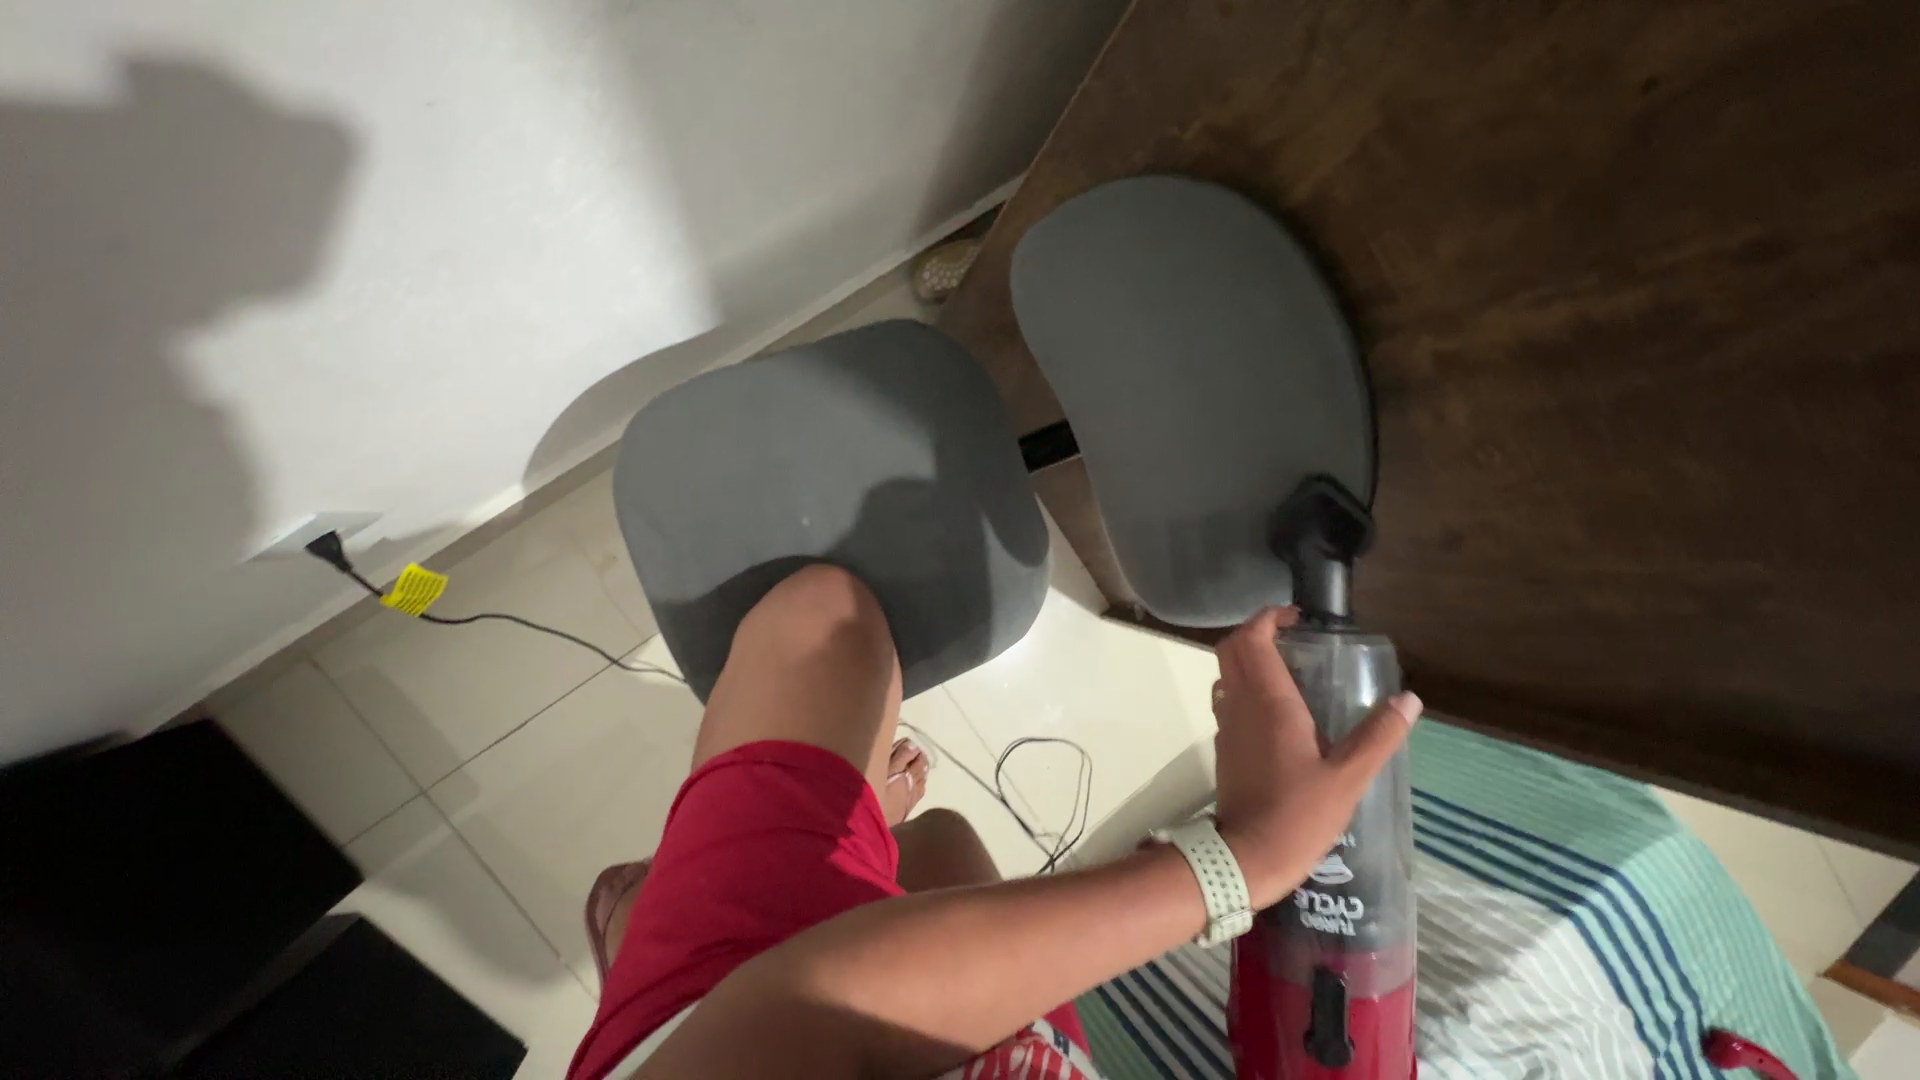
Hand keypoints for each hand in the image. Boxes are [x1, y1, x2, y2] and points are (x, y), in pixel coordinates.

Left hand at [1210, 606, 1419, 908]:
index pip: (1251, 639)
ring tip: (1291, 667)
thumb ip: (1378, 736)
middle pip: (1231, 649)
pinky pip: (1228, 699)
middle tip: (1293, 636)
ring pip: (1226, 673)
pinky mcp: (1225, 745)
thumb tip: (1409, 700)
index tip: (1295, 617)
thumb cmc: (1298, 814)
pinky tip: (1280, 708)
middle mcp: (1239, 704)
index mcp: (1267, 702)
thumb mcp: (1349, 777)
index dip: (1266, 618)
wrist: (1247, 854)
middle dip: (1256, 632)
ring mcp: (1227, 724)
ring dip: (1249, 659)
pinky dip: (1246, 686)